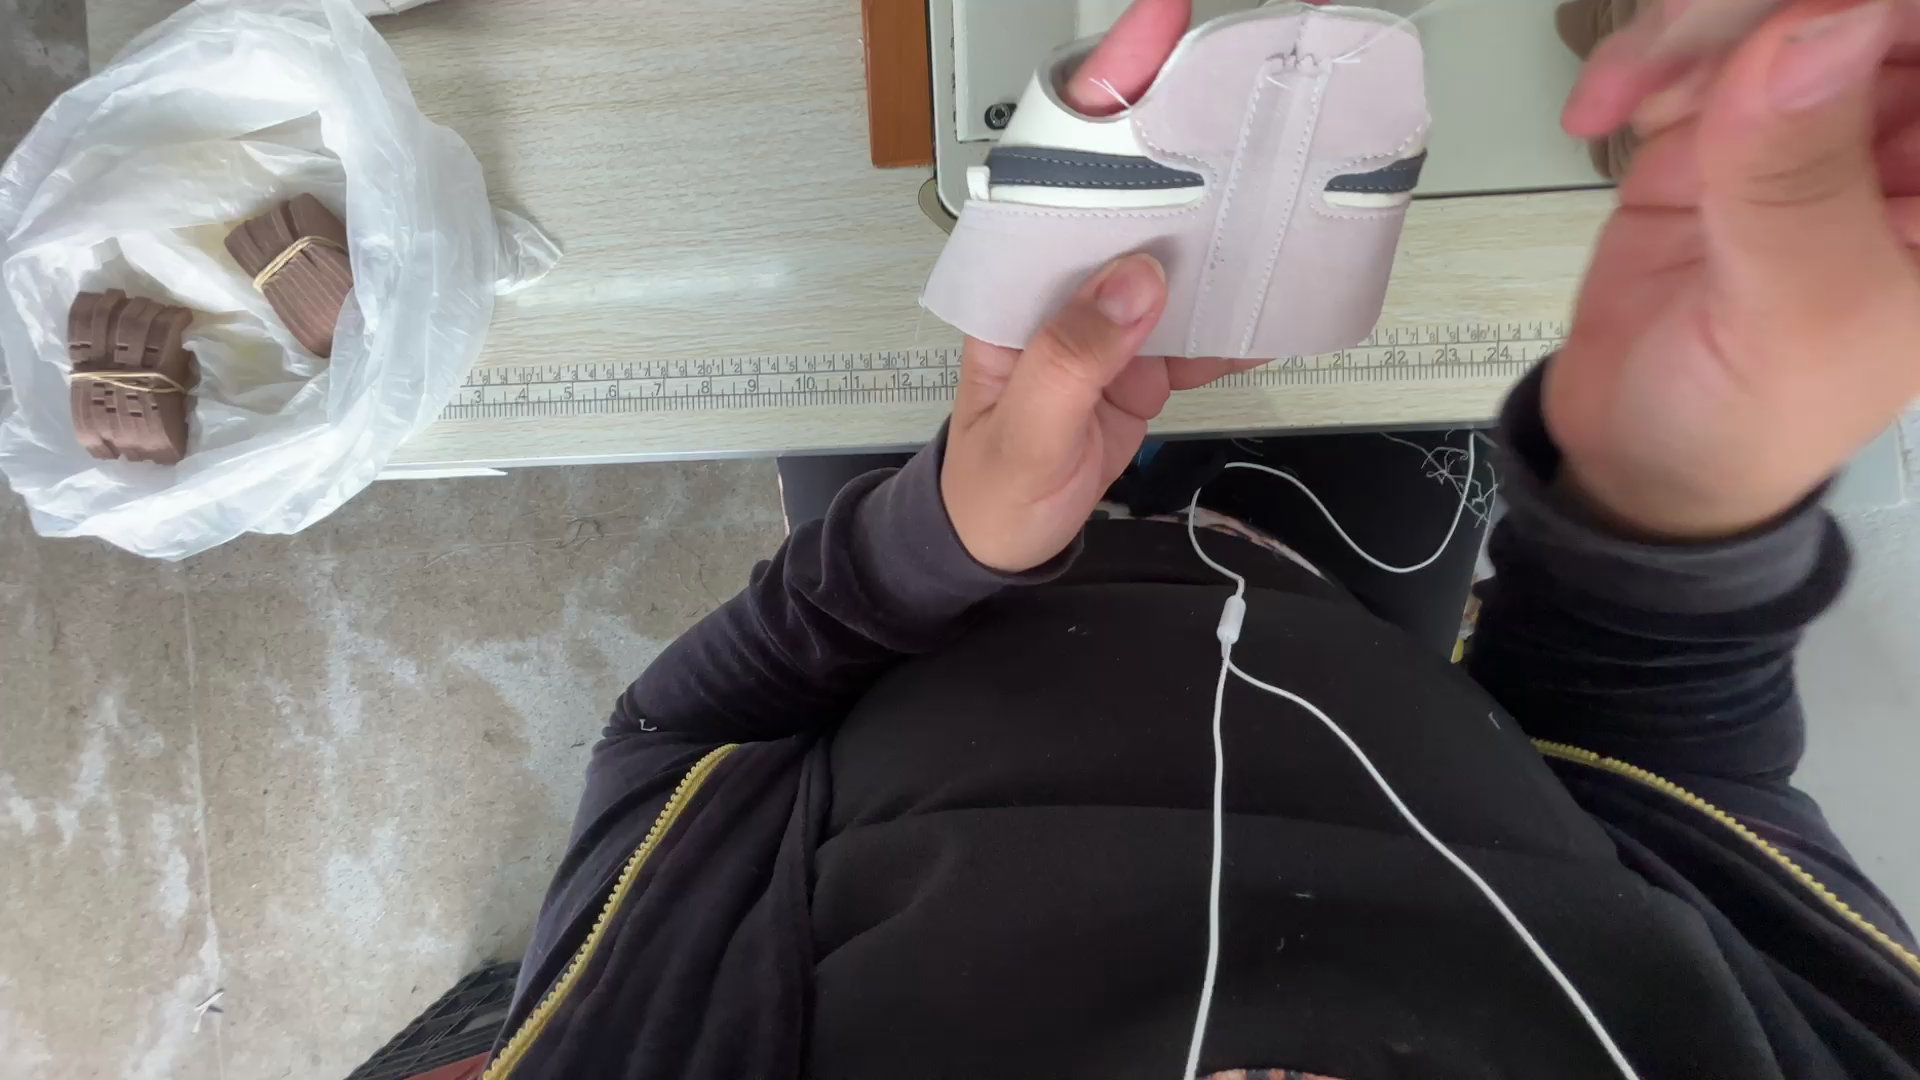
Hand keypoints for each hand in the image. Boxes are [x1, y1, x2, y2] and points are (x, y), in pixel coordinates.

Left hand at [941, 0, 1271, 571]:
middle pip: (1131, 203)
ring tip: (1293, 199)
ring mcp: (1111, 327)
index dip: (1102, 101)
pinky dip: (1240, 324)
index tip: (1155, 33)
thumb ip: (1070, 358)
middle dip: (1190, 152)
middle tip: (1261, 107)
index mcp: (1020, 290)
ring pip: (1178, 263)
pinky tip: (1278, 308)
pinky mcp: (1142, 363)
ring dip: (1230, 238)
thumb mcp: (1024, 431)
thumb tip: (1136, 281)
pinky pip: (1200, 332)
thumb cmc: (989, 487)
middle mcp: (1068, 293)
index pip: (1055, 179)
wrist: (1003, 540)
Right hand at [1549, 0, 1919, 536]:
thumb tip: (1807, 27)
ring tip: (1612, 96)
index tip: (1776, 26)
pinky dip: (1639, 72)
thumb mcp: (1794, 314)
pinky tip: (1599, 113)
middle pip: (1863, 8)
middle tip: (1665, 49)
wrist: (1635, 457)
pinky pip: (1689, 68)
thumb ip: (1796, 186)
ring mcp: (1802, 131)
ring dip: (1686, 33)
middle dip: (1761, 8)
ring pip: (1771, 21)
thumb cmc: (1750, 412)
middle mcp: (1907, 128)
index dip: (1880, 6)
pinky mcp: (1707, 148)